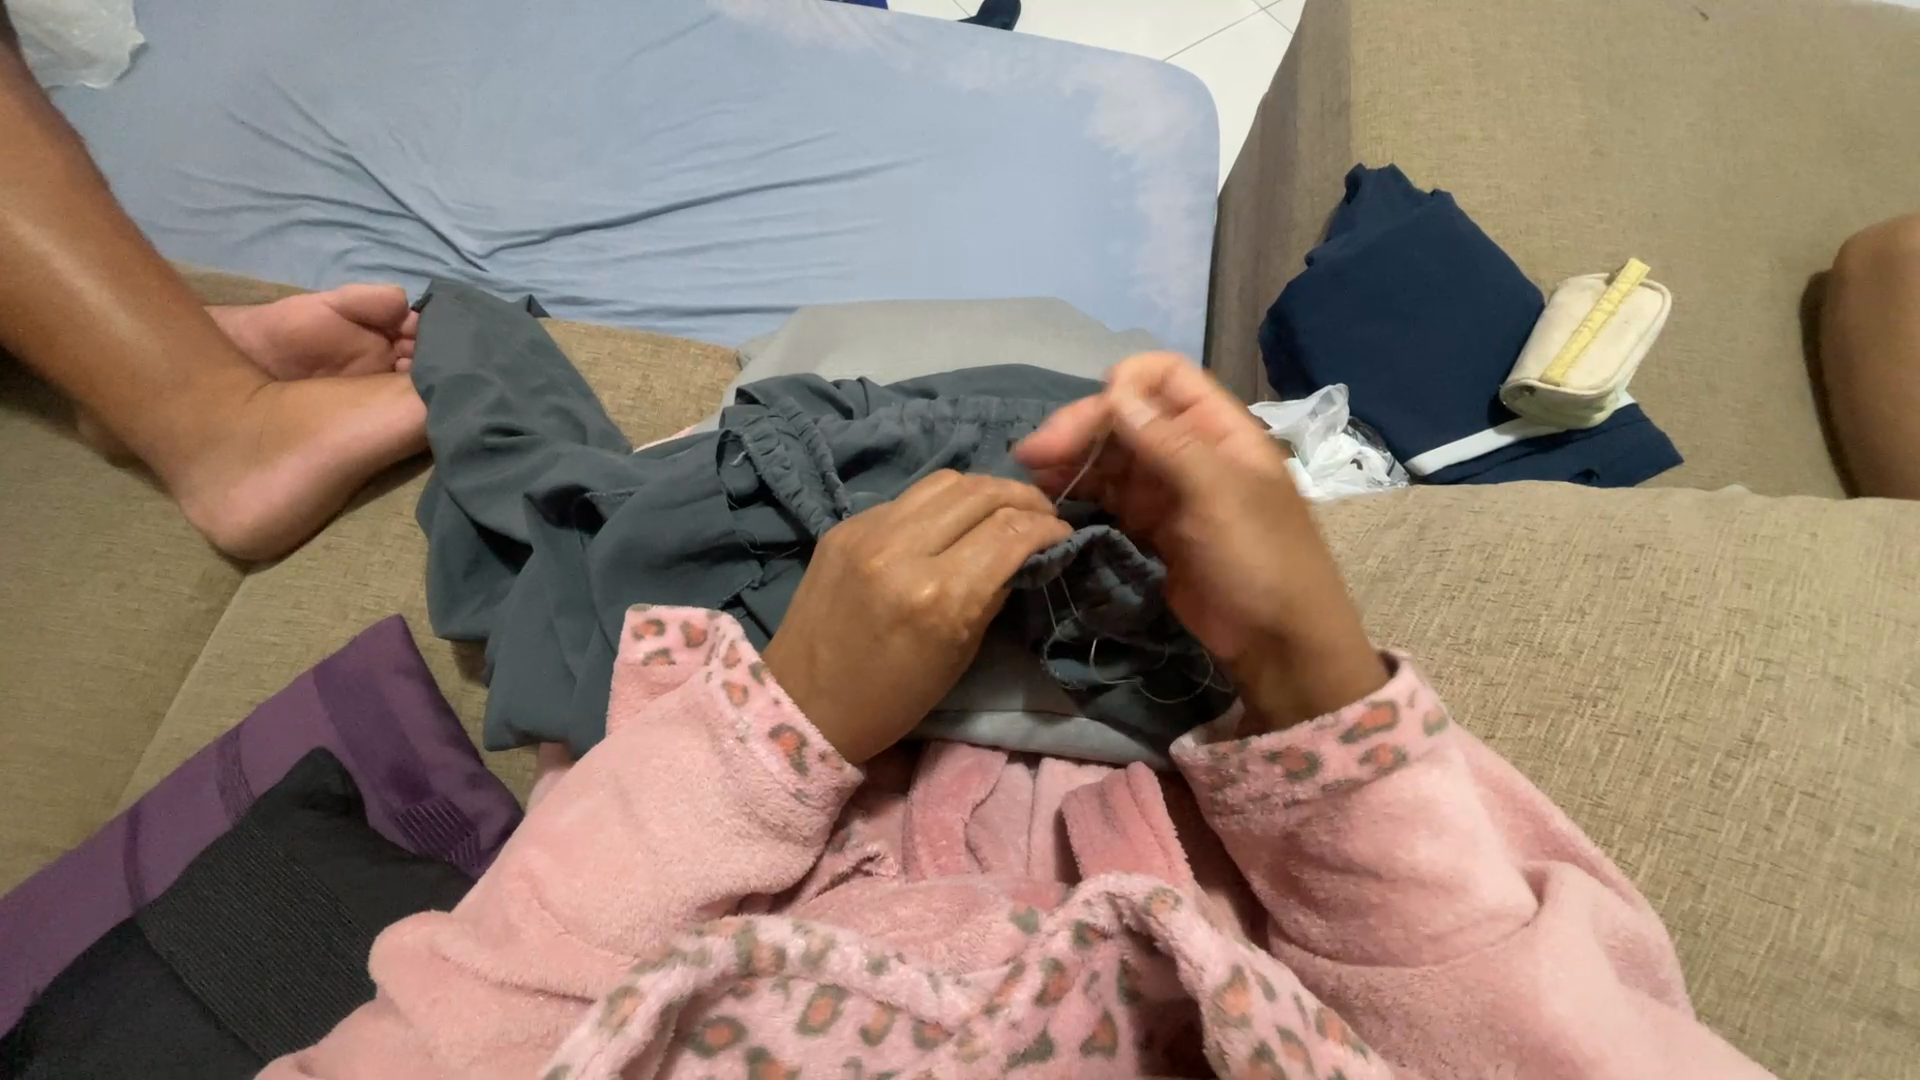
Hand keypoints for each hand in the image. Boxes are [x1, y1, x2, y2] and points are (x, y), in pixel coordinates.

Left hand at [761, 471, 1072, 763]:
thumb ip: (994, 592)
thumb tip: (1024, 554)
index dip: (1048, 527)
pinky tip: (950, 523)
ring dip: (985, 490)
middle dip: (1024, 498)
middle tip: (1041, 515)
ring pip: (946, 480)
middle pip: (982, 492)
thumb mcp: (960, 654)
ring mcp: (867, 531)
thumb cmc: (891, 697)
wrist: (803, 702)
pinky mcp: (845, 526)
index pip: (1011, 531)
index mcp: (937, 595)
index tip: (1063, 534)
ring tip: (1001, 509)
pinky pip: (908, 498)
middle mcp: (902, 549)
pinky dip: (942, 504)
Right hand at [1015, 352, 1386, 731]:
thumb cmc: (1261, 560)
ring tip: (1030, 474)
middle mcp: (1189, 449)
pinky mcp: (1148, 525)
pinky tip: (1050, 495)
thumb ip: (1167, 441)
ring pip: (1110, 457)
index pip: (1166, 378)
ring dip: (1072, 459)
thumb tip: (1115, 390)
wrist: (1275, 642)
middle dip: (1080, 428)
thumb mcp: (1219, 494)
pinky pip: (1107, 495)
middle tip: (1032, 453)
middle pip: (1125, 417)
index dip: (1126, 383)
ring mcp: (1166, 488)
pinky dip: (1079, 491)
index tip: (1091, 412)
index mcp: (1218, 429)